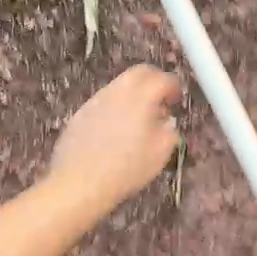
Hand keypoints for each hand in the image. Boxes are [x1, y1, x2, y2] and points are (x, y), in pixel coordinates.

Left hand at [47, 65, 182, 209]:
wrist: (79, 183)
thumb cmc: (126, 170)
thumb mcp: (159, 155)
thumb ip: (169, 132)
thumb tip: (168, 122)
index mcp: (140, 98)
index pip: (162, 79)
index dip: (174, 86)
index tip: (177, 99)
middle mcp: (117, 92)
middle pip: (138, 72)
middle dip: (154, 80)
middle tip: (161, 99)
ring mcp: (95, 100)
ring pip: (119, 85)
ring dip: (134, 93)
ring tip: (139, 118)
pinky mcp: (80, 113)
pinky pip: (103, 100)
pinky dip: (115, 106)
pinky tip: (115, 129)